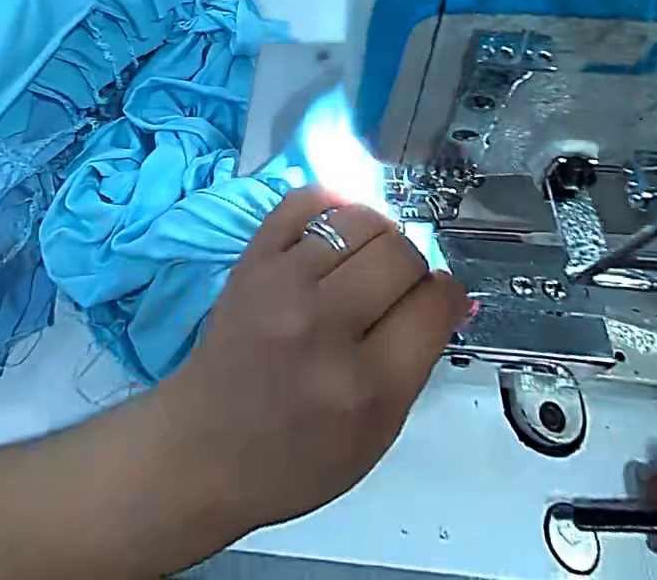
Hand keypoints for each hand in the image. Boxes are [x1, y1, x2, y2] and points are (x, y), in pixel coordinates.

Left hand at [153, 185, 467, 532]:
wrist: (205, 448)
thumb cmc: (297, 455)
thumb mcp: (378, 433)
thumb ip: (419, 360)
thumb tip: (450, 295)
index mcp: (366, 386)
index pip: (433, 303)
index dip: (447, 295)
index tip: (439, 298)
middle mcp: (325, 326)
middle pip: (401, 254)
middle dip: (415, 266)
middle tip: (401, 285)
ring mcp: (283, 285)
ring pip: (361, 220)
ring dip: (380, 233)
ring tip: (372, 256)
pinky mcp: (252, 261)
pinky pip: (303, 201)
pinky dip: (332, 201)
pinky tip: (340, 220)